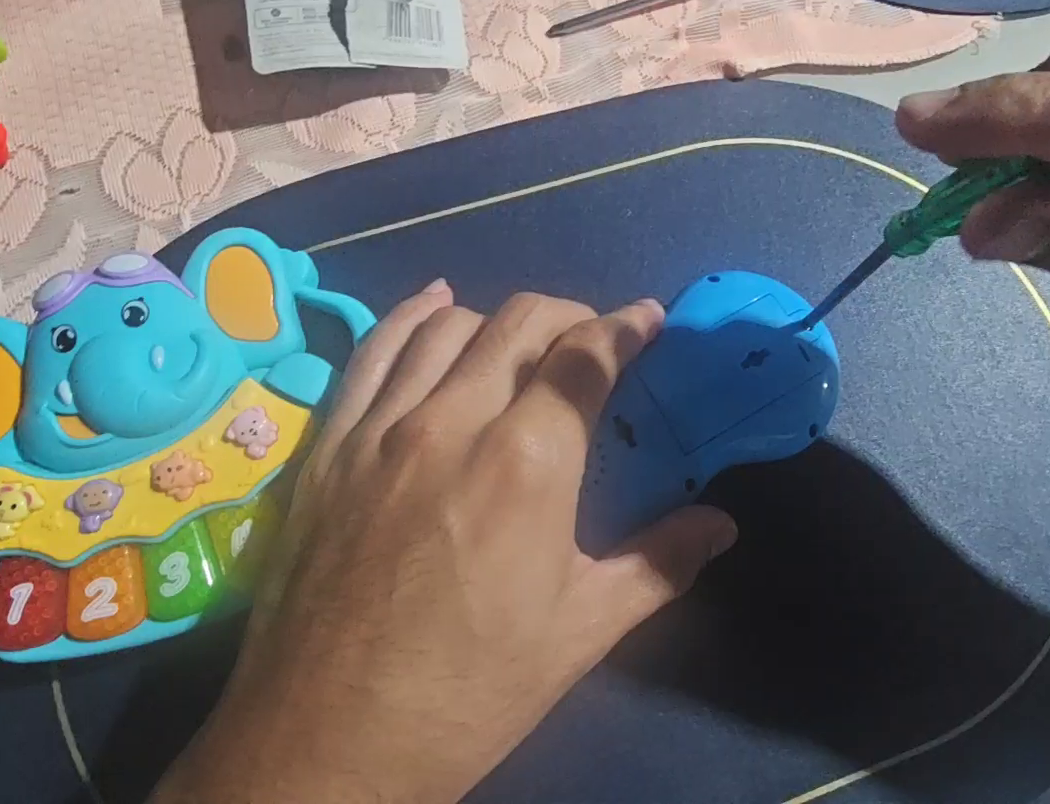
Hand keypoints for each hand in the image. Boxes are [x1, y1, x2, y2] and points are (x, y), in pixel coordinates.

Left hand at [153, 284, 737, 803]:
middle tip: (591, 339)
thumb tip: (722, 524)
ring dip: (497, 319)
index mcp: (527, 462)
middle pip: (519, 322)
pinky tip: (435, 305)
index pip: (584, 357)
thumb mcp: (579, 632)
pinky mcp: (330, 443)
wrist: (327, 745)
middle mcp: (453, 420)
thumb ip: (659, 564)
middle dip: (568, 315)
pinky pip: (373, 351)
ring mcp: (382, 426)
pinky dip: (412, 316)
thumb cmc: (469, 690)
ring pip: (447, 326)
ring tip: (521, 340)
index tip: (647, 318)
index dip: (624, 327)